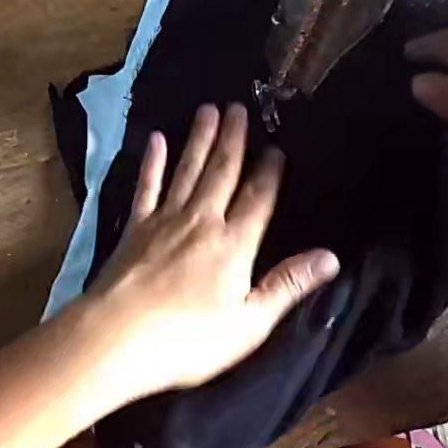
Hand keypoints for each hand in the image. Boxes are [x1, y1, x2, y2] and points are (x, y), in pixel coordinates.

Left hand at [78, 103, 338, 400]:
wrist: (116, 338)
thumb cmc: (188, 340)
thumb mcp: (249, 323)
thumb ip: (287, 285)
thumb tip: (331, 257)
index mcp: (234, 245)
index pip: (258, 200)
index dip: (270, 172)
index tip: (276, 146)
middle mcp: (201, 222)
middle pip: (222, 173)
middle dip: (233, 140)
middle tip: (239, 106)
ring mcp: (164, 221)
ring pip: (187, 171)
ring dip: (199, 140)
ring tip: (208, 109)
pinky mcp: (133, 228)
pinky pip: (146, 187)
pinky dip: (152, 163)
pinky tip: (156, 140)